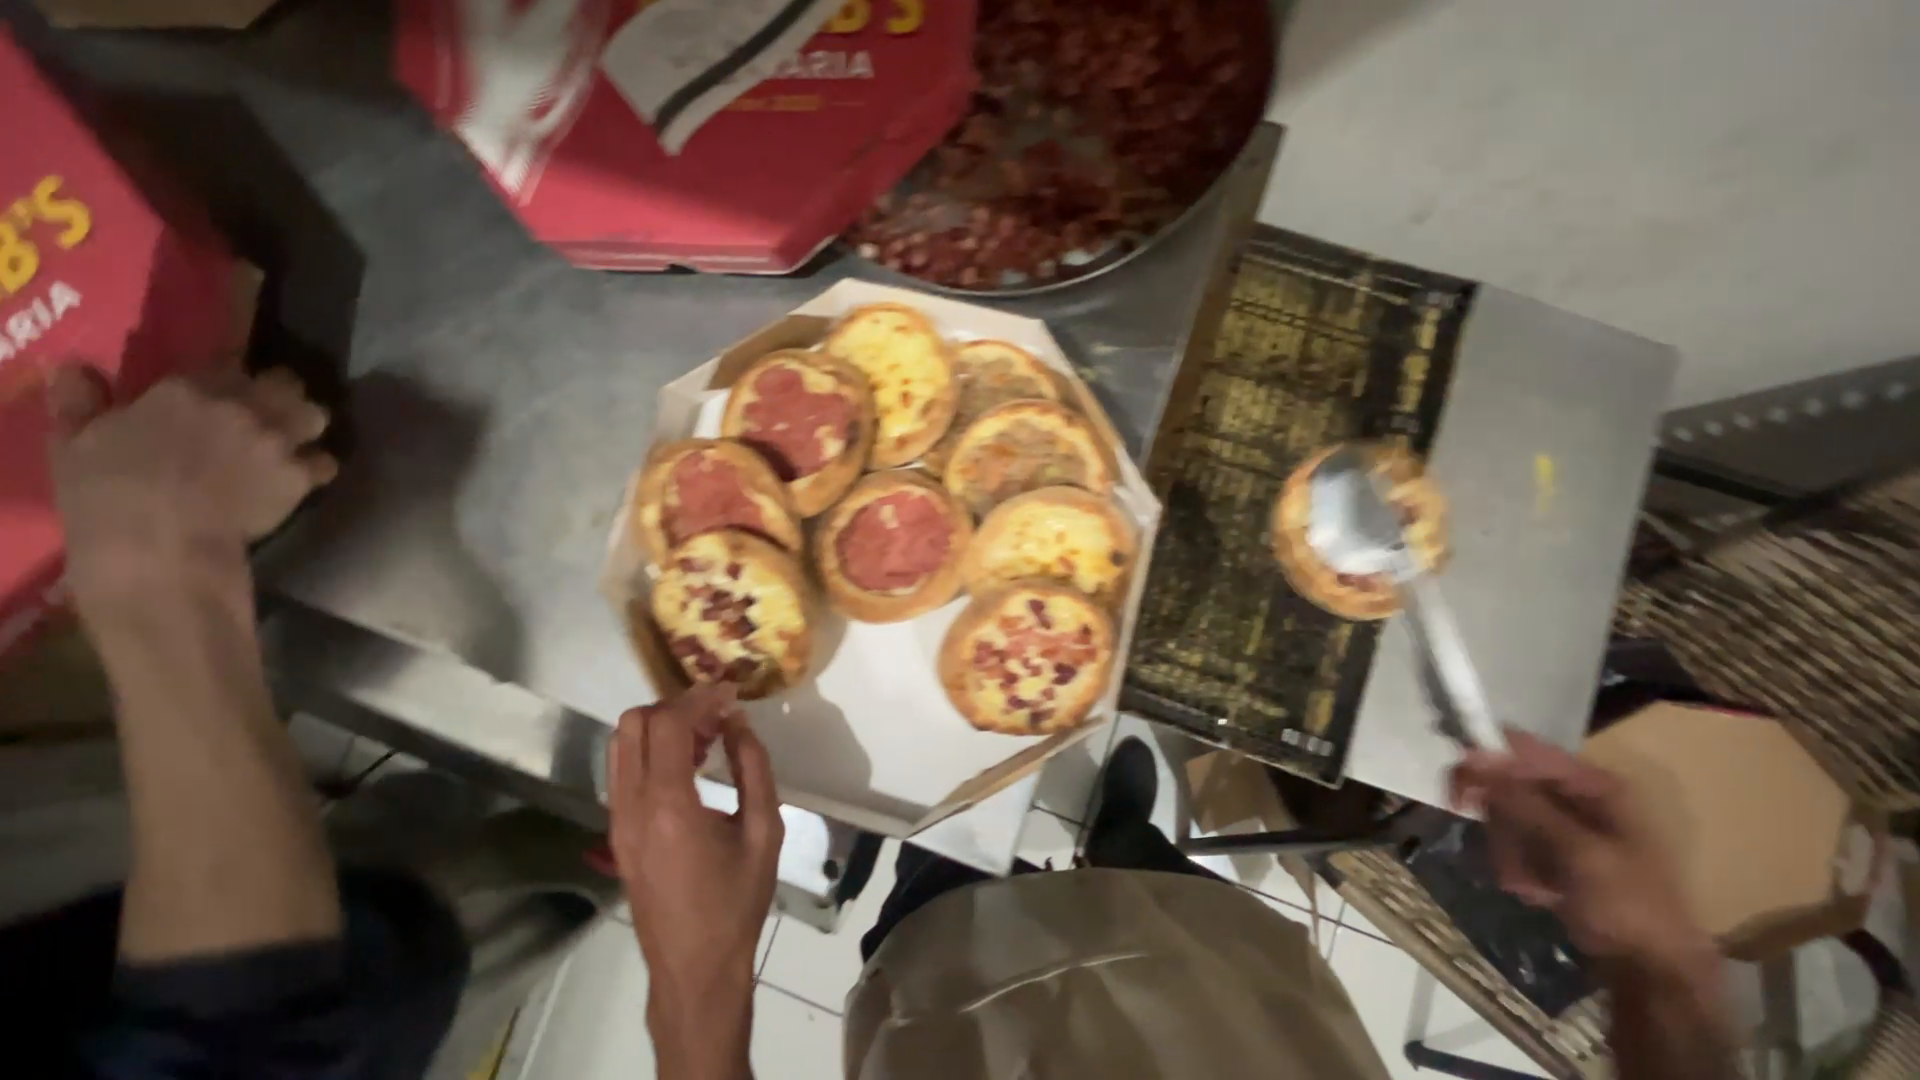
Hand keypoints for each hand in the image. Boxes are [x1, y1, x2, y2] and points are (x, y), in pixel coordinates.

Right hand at [47, 366, 335, 606]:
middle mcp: (245, 407)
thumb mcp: (74, 438)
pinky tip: (302, 478)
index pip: (228, 362)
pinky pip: (324, 463)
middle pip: (285, 383)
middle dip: (281, 393)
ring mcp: (278, 440)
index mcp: (190, 389)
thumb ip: (79, 399)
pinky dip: (316, 468)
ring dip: (305, 425)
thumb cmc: (107, 489)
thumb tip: (73, 368)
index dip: (232, 373)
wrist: (161, 538)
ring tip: (291, 440)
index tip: (229, 385)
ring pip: (315, 416)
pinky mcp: (299, 475)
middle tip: (269, 411)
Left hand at [608, 684, 782, 1079]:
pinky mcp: (616, 834)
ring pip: (621, 745)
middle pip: (634, 724)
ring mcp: (617, 821)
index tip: (731, 692)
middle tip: (717, 716)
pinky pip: (623, 772)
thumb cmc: (738, 902)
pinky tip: (689, 767)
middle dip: (676, 707)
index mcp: (669, 806)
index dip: (700, 698)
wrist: (695, 967)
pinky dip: (651, 752)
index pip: (669, 725)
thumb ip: (754, 769)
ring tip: (706, 739)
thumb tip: (738, 723)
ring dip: (660, 727)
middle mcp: (631, 807)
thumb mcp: (764, 832)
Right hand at [1451, 731, 1714, 978]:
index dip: (1484, 763)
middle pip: (1506, 784)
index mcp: (1594, 784)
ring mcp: (1564, 823)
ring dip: (1508, 852)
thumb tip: (1474, 756)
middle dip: (1502, 825)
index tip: (1458, 797)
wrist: (1653, 969)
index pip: (1522, 750)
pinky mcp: (1552, 848)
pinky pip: (1512, 841)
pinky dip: (1516, 865)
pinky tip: (1536, 891)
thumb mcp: (1577, 851)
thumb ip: (1524, 802)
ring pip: (1503, 816)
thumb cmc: (1628, 904)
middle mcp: (1576, 795)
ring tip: (1530, 884)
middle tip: (1508, 857)